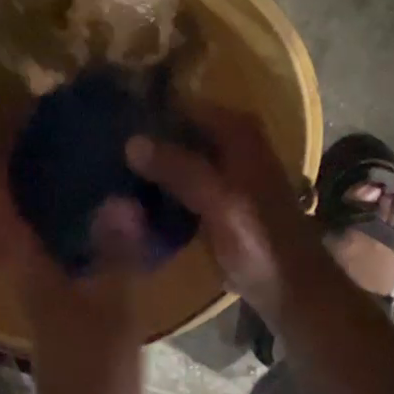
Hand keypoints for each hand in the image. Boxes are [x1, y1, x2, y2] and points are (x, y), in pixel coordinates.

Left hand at [0, 166, 147, 393]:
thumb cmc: (97, 372)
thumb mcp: (114, 309)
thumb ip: (116, 254)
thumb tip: (117, 199)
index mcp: (31, 276)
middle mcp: (22, 284)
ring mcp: (33, 302)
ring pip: (4, 247)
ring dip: (1, 213)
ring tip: (17, 181)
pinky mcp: (49, 317)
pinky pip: (25, 261)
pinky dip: (26, 236)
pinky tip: (53, 232)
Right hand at [125, 108, 334, 324]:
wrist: (290, 288)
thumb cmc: (258, 240)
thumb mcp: (218, 200)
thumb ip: (178, 168)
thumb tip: (130, 141)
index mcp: (237, 131)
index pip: (183, 105)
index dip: (149, 113)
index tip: (110, 124)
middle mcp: (231, 141)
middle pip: (177, 129)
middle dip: (146, 140)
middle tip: (103, 152)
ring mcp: (223, 170)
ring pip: (176, 156)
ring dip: (150, 165)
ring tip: (109, 172)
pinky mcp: (215, 197)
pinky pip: (178, 181)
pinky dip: (160, 186)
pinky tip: (132, 196)